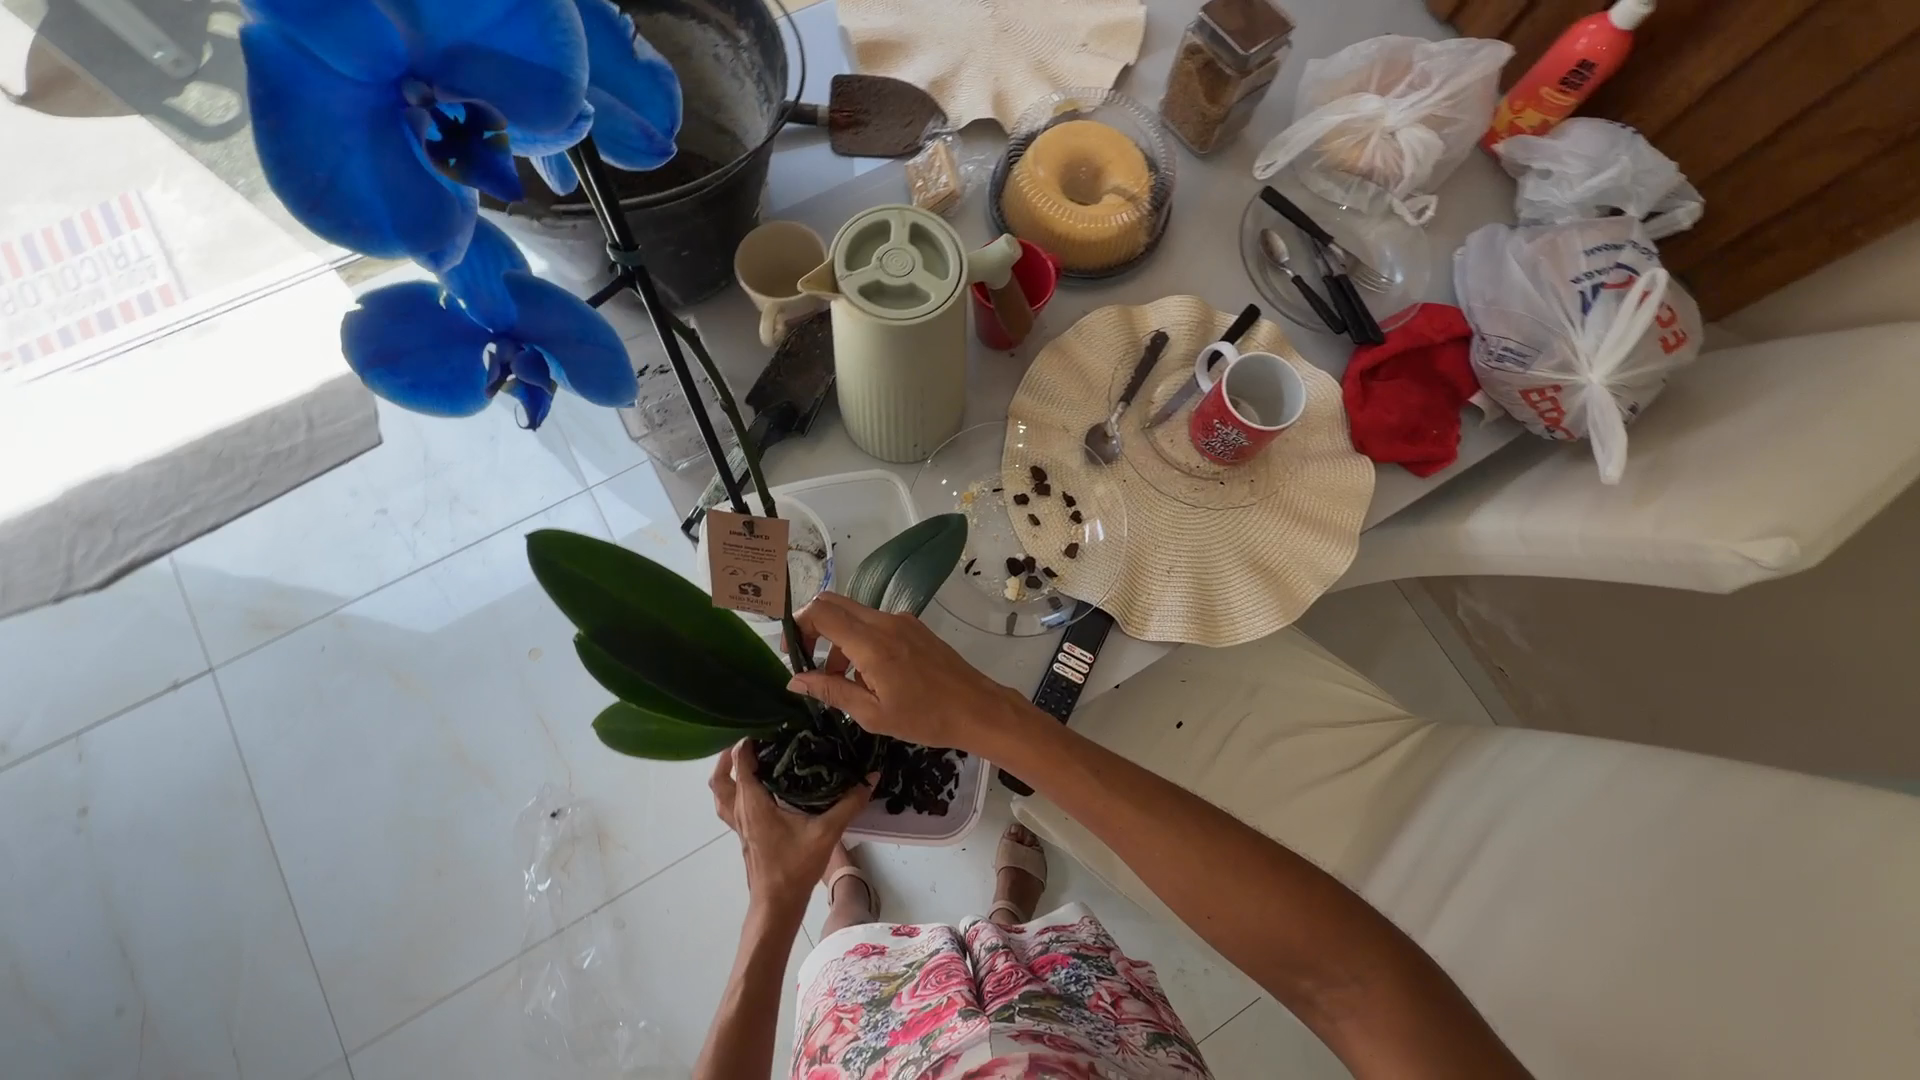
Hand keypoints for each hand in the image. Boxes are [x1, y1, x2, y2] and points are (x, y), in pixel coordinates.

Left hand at [709, 740, 870, 916]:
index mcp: (754, 804)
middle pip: (721, 777)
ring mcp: (738, 825)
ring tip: (748, 758)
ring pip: (720, 793)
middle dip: (731, 755)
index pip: (742, 763)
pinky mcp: (743, 835)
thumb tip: (872, 776)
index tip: (768, 725)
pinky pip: (729, 805)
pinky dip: (735, 790)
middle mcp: (740, 811)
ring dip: (728, 773)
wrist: (777, 904)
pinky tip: (758, 788)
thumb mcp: (827, 832)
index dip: (749, 741)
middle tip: (753, 739)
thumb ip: (850, 803)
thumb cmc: (795, 867)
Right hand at [786, 592, 1039, 755]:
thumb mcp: (872, 714)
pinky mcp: (913, 626)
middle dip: (813, 628)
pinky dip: (859, 641)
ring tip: (840, 681)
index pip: (820, 612)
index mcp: (872, 643)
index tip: (793, 655)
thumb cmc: (925, 718)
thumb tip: (794, 680)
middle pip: (833, 603)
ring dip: (837, 639)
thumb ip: (831, 691)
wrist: (976, 708)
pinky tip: (868, 675)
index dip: (798, 627)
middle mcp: (884, 622)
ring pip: (854, 614)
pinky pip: (874, 623)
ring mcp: (901, 621)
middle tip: (807, 662)